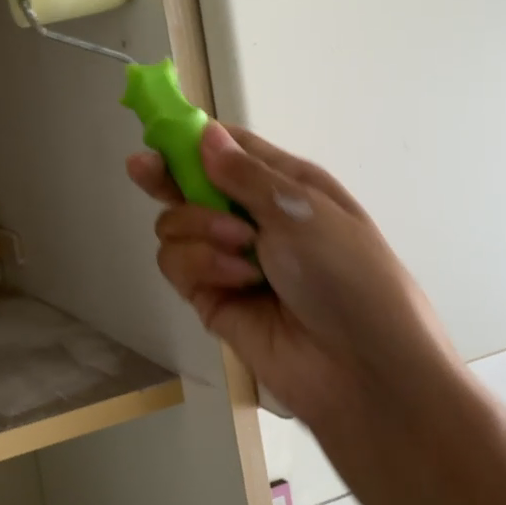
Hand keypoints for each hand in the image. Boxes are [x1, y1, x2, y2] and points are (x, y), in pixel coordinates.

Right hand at [127, 123, 458, 425]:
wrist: (364, 370)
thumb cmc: (350, 277)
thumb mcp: (304, 213)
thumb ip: (245, 175)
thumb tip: (205, 134)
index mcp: (285, 187)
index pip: (229, 150)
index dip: (194, 139)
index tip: (160, 134)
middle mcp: (252, 217)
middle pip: (189, 184)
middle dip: (166, 178)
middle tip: (141, 169)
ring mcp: (227, 258)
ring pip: (174, 224)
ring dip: (199, 230)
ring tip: (240, 252)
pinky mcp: (209, 295)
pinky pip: (176, 263)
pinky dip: (199, 266)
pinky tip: (235, 280)